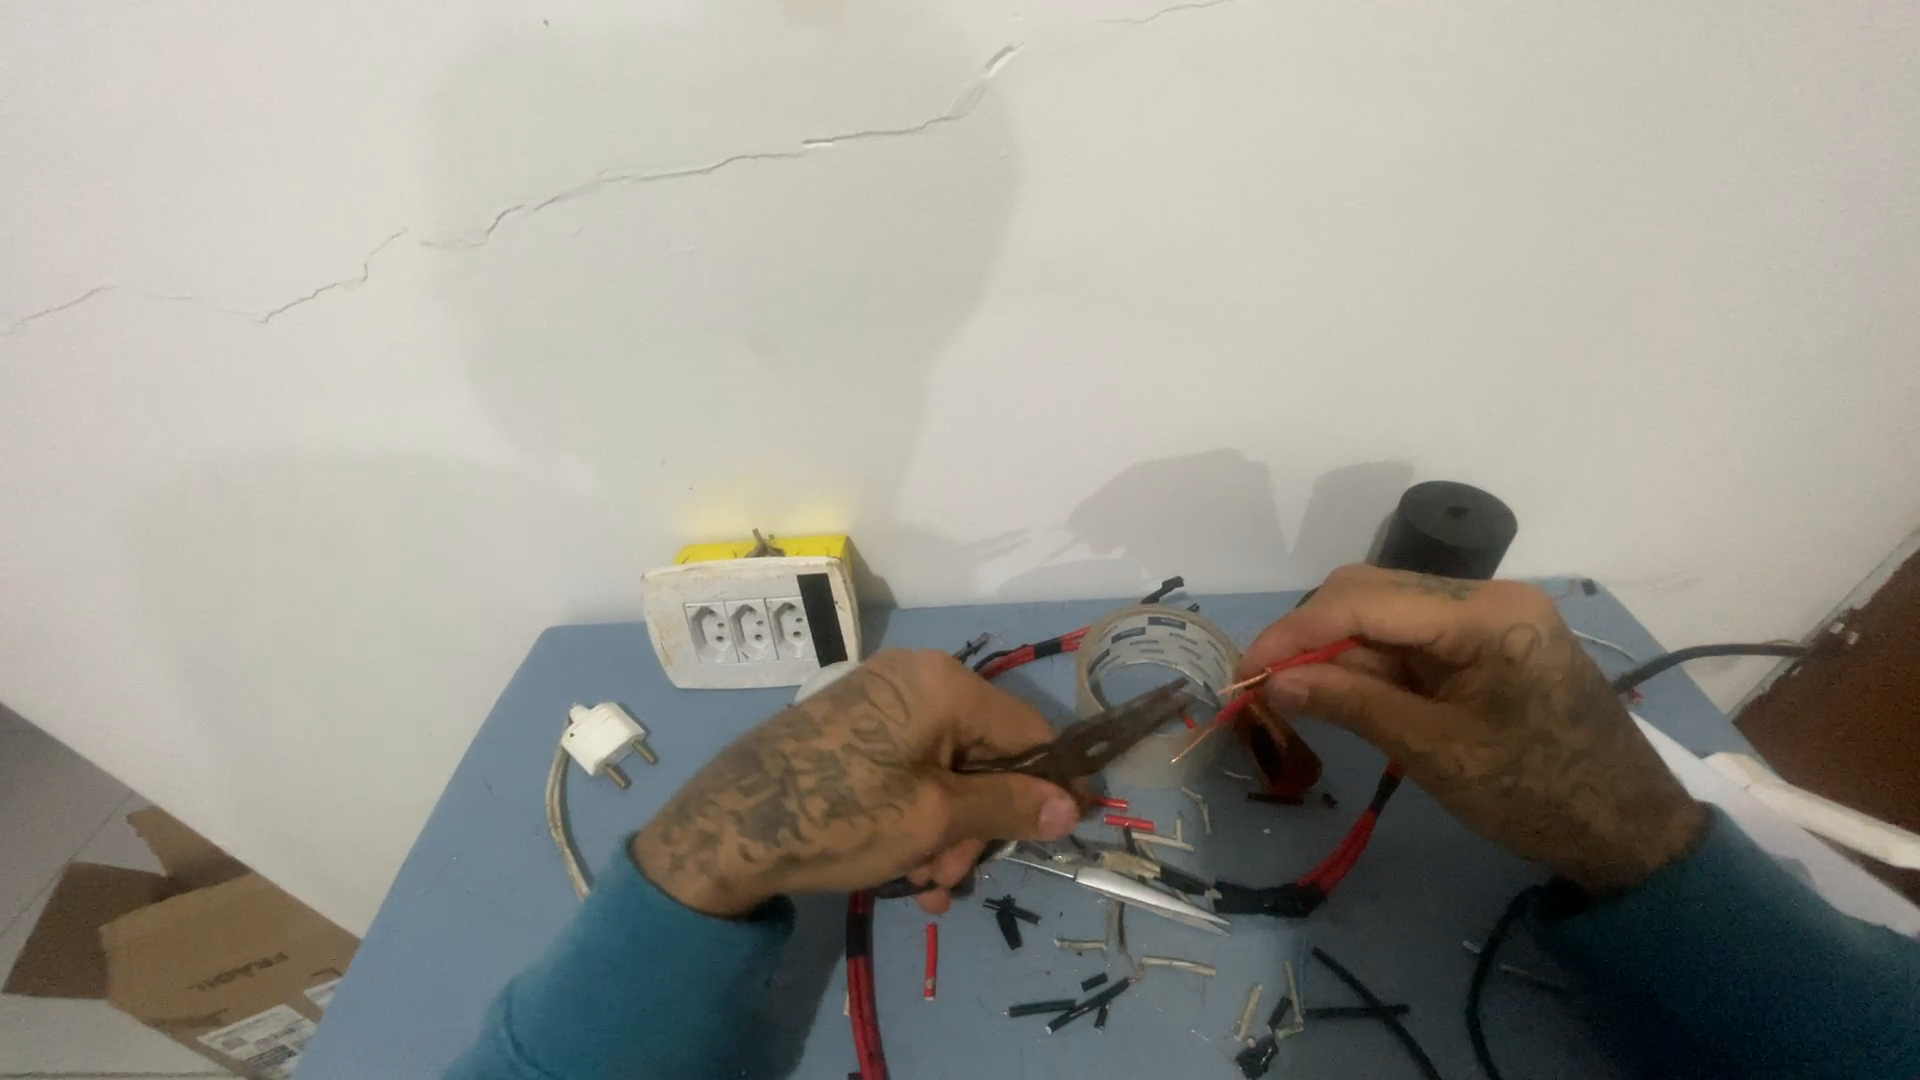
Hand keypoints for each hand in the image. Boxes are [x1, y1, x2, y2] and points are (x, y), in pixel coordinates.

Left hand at [632, 649, 1081, 916]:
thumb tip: (1075, 805)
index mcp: (946, 684)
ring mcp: (883, 697)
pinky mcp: (857, 720)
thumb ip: (1009, 807)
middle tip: (950, 876)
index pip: (1028, 732)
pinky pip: (910, 762)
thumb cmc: (843, 814)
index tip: (1055, 836)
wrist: (729, 823)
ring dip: (944, 827)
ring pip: (945, 766)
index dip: (1047, 785)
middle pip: (983, 753)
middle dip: (975, 822)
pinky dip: (915, 808)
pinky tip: (901, 862)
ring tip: (919, 882)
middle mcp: (919, 676)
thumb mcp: (934, 819)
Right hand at [1240, 565, 1706, 892]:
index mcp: (1485, 615)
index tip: (1244, 671)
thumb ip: (1348, 703)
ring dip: (1331, 651)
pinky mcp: (1478, 639)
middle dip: (1308, 636)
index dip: (1293, 633)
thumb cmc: (1538, 796)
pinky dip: (1363, 664)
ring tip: (1295, 694)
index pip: (1363, 602)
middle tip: (1265, 682)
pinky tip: (1339, 692)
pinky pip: (1402, 637)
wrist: (1632, 835)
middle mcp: (1483, 597)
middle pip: (1366, 594)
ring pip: (1377, 614)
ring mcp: (1483, 615)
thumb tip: (1268, 684)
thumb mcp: (1433, 751)